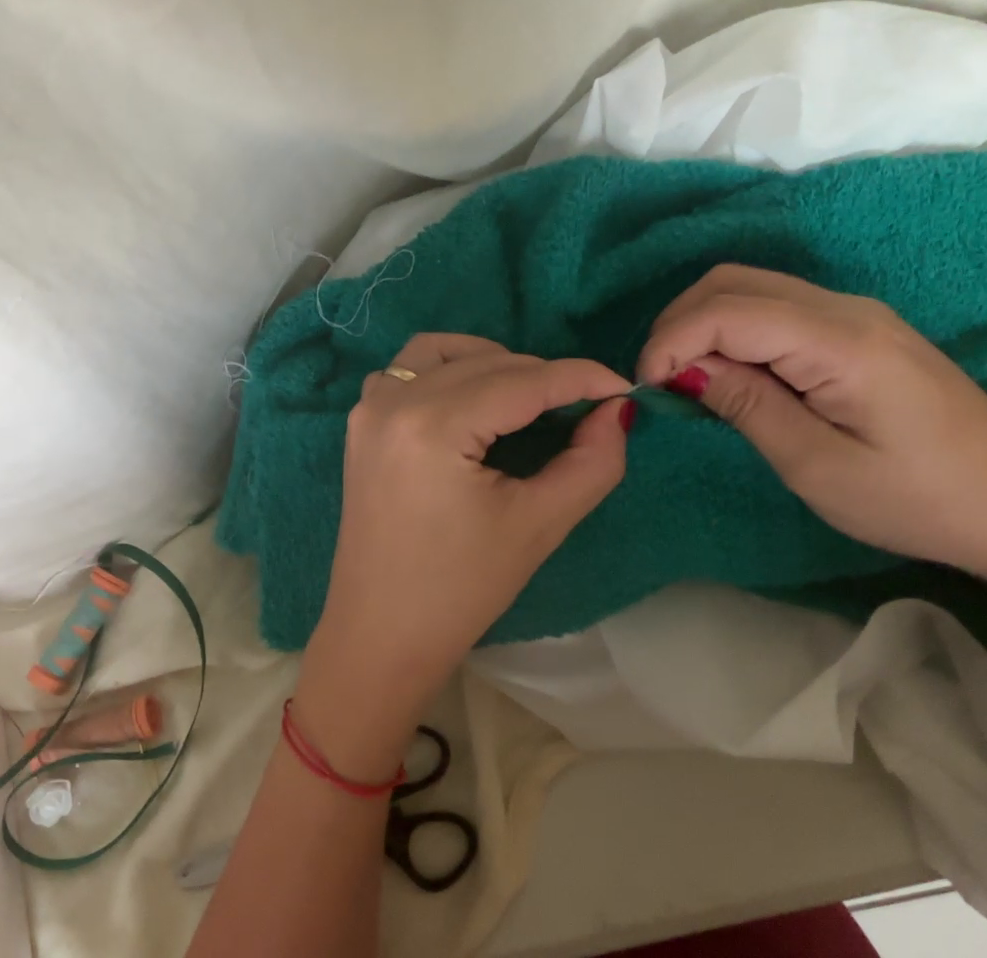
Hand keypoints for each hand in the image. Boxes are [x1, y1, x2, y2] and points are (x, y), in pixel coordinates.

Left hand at [301, 334, 630, 741]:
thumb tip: (617, 411)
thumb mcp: (538, 526)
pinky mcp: (361, 426)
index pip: (523, 381)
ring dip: (492, 364)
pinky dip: (447, 371)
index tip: (625, 387)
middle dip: (543, 377)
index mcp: (433, 426)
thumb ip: (591, 463)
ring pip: (442, 353)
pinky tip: (474, 403)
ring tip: (531, 401)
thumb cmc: (460, 590)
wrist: (381, 633)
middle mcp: (393, 402)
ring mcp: (369, 410)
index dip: (581, 378)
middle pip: (486, 364)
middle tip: (586, 409)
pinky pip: (407, 371)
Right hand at [636, 265, 986, 582]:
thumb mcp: (816, 466)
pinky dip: (735, 331)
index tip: (645, 388)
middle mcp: (848, 309)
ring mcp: (859, 315)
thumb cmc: (914, 501)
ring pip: (753, 289)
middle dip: (679, 323)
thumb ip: (747, 405)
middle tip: (659, 382)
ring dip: (704, 325)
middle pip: (735, 281)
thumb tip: (686, 368)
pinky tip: (728, 374)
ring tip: (685, 381)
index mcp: (840, 341)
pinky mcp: (862, 332)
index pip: (729, 310)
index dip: (671, 339)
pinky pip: (778, 310)